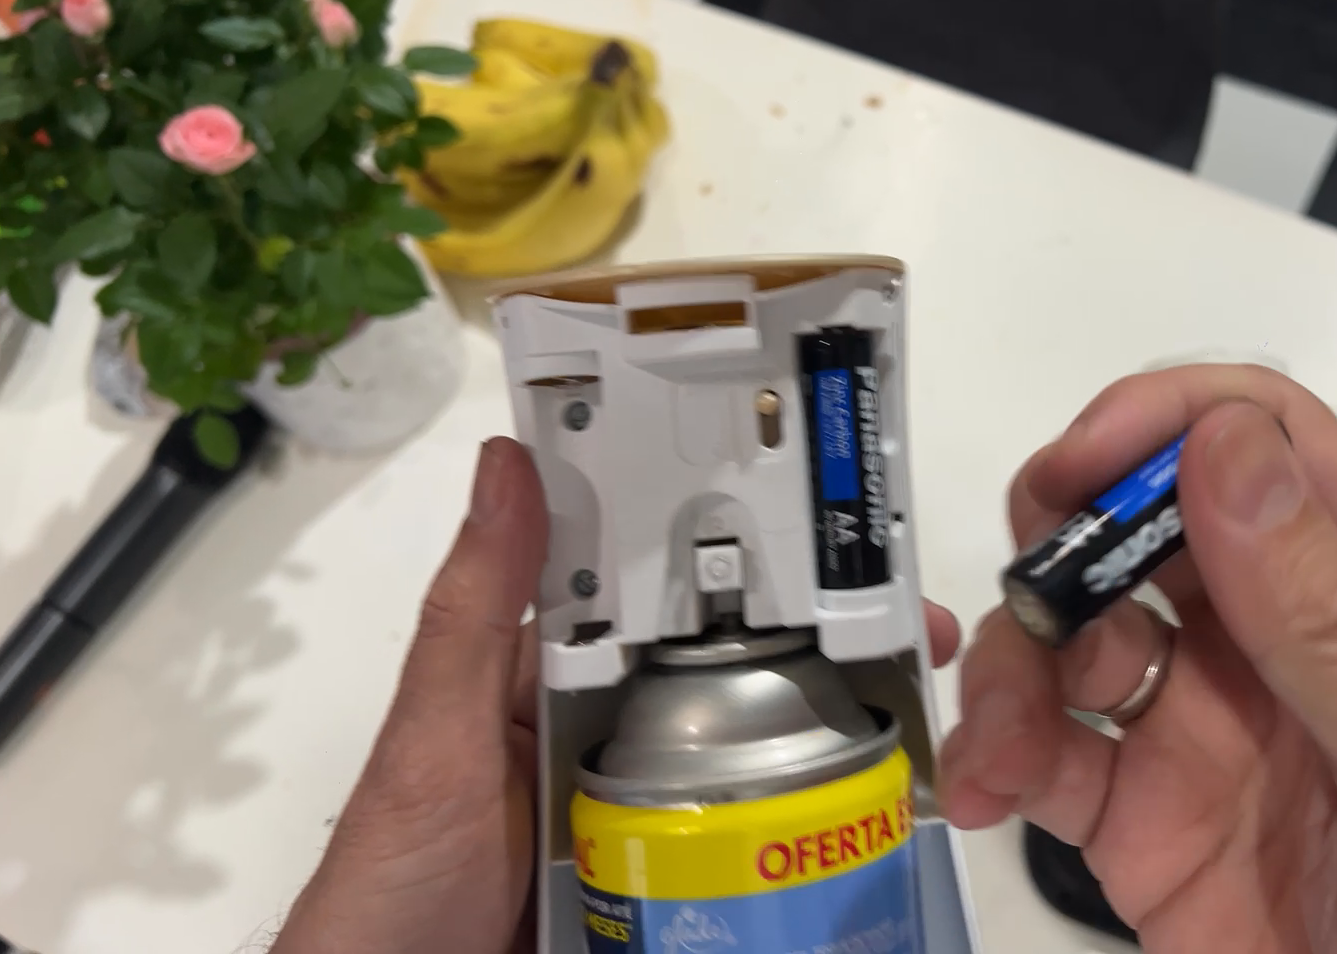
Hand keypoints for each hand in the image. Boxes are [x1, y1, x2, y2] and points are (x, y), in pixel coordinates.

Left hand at [275, 438, 960, 953]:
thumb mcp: (439, 732)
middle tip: (925, 629)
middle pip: (750, 663)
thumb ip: (476, 610)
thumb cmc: (409, 877)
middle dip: (839, 638)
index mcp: (586, 668)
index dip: (761, 555)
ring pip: (767, 736)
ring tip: (927, 702)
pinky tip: (884, 793)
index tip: (843, 532)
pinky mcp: (688, 862)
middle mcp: (637, 719)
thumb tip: (510, 458)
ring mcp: (668, 795)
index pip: (684, 592)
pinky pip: (763, 817)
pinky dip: (822, 801)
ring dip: (848, 715)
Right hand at [938, 367, 1336, 953]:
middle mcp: (1264, 626)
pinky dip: (995, 746)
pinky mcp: (1126, 796)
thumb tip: (1226, 445)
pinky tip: (984, 786)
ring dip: (1016, 660)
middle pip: (1140, 515)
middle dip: (1065, 527)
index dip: (1165, 422)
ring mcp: (1187, 708)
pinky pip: (1041, 739)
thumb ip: (1333, 622)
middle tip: (1028, 579)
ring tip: (1002, 742)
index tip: (1081, 463)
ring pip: (1070, 623)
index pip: (1261, 439)